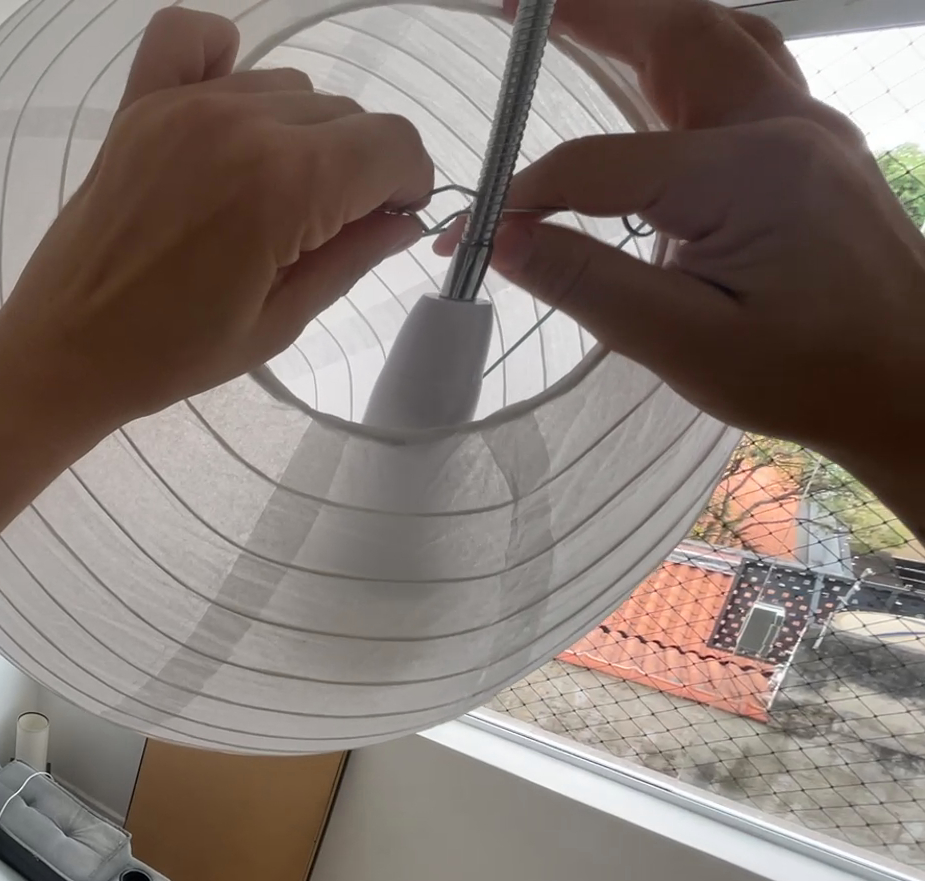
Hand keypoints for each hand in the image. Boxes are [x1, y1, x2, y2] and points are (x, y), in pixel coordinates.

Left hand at [0, 7, 431, 428]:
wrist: (61, 357)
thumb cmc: (163, 360)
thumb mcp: (272, 328)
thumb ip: (349, 262)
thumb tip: (403, 219)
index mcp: (282, 185)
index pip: (391, 145)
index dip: (405, 185)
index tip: (384, 219)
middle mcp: (238, 125)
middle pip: (341, 115)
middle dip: (348, 171)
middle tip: (307, 234)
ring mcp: (179, 109)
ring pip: (281, 88)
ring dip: (291, 135)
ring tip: (253, 201)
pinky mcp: (134, 112)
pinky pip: (188, 38)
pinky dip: (217, 59)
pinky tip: (220, 111)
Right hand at [441, 0, 924, 476]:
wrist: (910, 378)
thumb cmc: (797, 369)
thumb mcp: (675, 339)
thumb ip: (581, 279)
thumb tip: (498, 239)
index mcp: (745, 174)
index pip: (593, 165)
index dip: (518, 197)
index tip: (464, 240)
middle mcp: (779, 129)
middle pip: (676, 38)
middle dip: (591, 12)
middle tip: (517, 5)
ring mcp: (799, 129)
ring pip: (714, 38)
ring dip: (638, 17)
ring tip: (568, 15)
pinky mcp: (797, 147)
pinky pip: (734, 68)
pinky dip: (674, 48)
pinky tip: (638, 62)